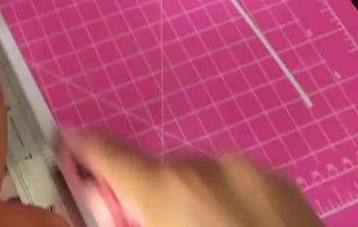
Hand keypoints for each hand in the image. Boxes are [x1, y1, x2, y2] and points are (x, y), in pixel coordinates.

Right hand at [72, 133, 320, 226]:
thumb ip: (132, 218)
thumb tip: (110, 203)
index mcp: (170, 191)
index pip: (109, 154)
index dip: (84, 148)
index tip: (69, 140)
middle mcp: (208, 167)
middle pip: (160, 175)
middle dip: (155, 202)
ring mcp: (252, 172)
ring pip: (204, 180)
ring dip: (198, 206)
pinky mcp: (287, 185)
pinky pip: (241, 188)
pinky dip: (235, 208)